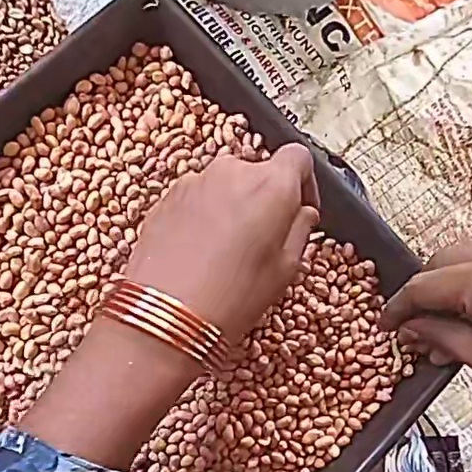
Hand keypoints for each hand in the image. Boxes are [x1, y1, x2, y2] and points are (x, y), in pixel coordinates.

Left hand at [124, 144, 321, 341]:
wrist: (167, 314)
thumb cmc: (230, 296)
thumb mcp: (285, 270)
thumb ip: (300, 230)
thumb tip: (303, 214)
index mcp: (271, 184)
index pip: (298, 158)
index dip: (305, 183)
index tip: (302, 207)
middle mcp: (232, 172)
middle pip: (258, 172)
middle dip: (265, 199)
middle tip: (266, 239)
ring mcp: (194, 182)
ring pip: (225, 186)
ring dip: (233, 208)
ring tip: (231, 252)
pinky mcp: (167, 198)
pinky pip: (196, 199)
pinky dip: (204, 216)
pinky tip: (204, 253)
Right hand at [385, 229, 471, 471]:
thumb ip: (445, 338)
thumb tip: (413, 331)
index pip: (422, 285)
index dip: (398, 308)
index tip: (387, 326)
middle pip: (441, 260)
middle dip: (424, 291)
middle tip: (418, 329)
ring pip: (468, 253)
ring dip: (452, 282)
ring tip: (453, 323)